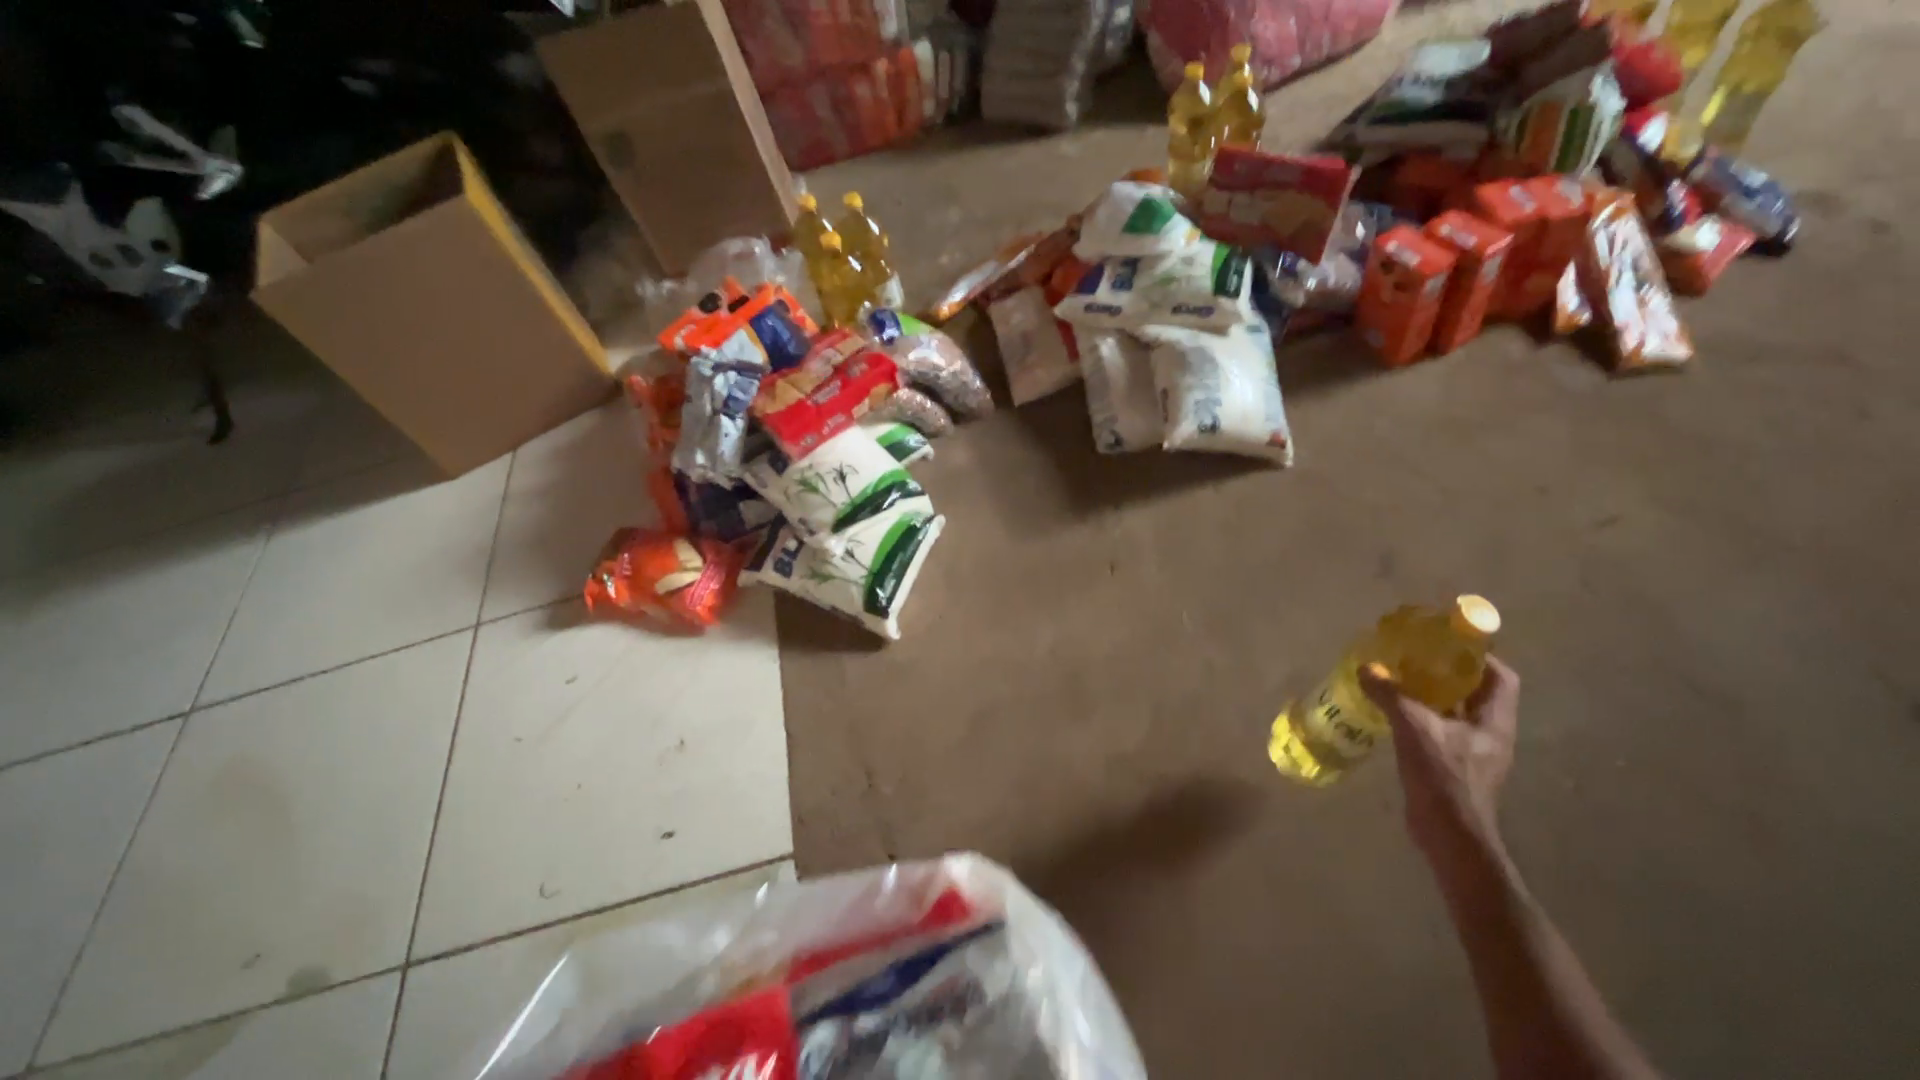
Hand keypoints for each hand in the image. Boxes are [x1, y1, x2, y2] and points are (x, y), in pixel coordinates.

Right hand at [1360, 657, 1520, 882]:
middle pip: (1476, 693)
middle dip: (1447, 674)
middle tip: (1415, 659)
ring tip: (1400, 683)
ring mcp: (1475, 754)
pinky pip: (1442, 733)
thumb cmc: (1444, 779)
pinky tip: (1394, 717)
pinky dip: (1422, 720)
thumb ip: (1392, 696)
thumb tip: (1368, 668)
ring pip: (1457, 714)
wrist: (1451, 837)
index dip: (1478, 657)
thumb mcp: (1414, 729)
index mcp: (1494, 720)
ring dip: (1432, 698)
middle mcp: (1491, 734)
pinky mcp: (1456, 770)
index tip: (1447, 644)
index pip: (1500, 677)